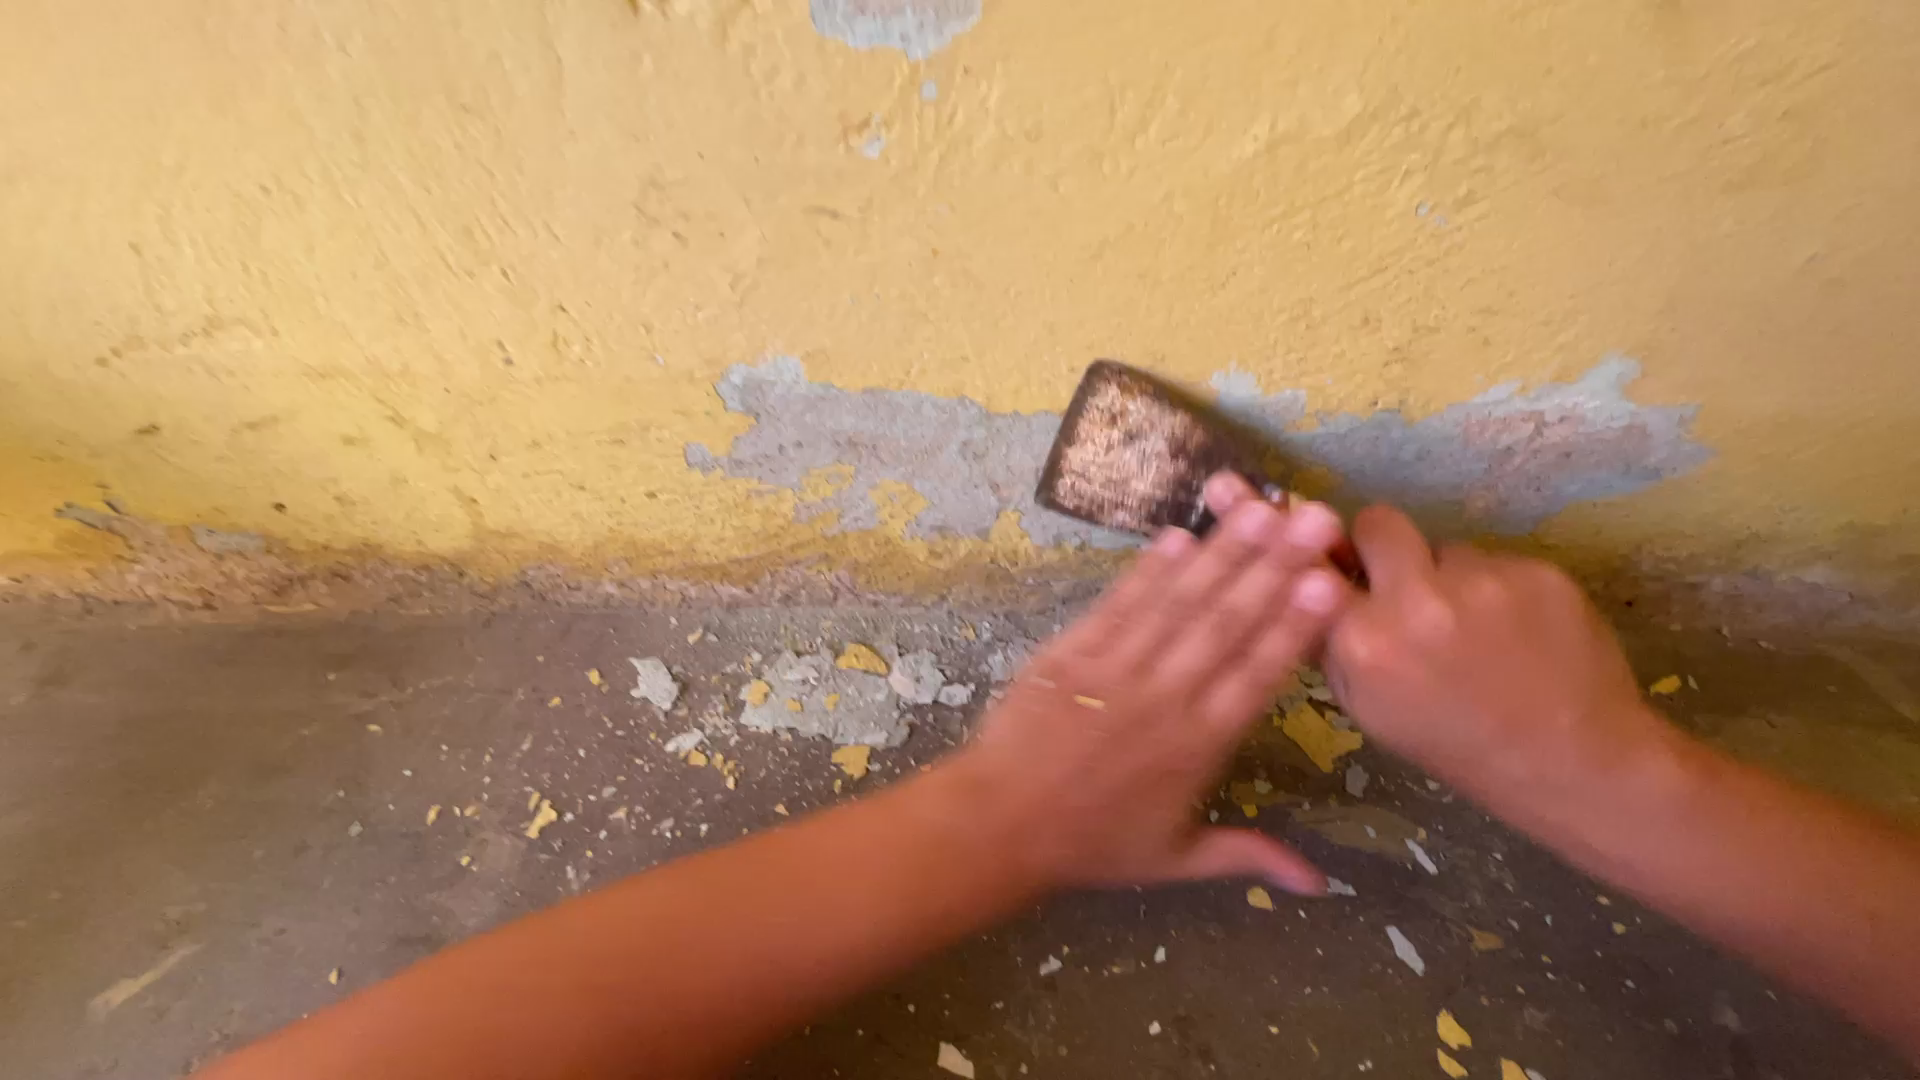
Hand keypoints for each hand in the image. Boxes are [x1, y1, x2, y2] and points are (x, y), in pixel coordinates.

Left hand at [949, 474, 1353, 894]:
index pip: (1256, 676)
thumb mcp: (1173, 860)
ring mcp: (1113, 669)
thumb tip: (1321, 885)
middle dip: (1271, 569)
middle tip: (1311, 519)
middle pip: (1224, 625)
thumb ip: (1248, 855)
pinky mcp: (1070, 652)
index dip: (1293, 629)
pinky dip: (1146, 571)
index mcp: (1197, 746)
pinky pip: (1116, 606)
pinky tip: (1176, 536)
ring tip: (1257, 510)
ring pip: (1175, 604)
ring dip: (1219, 555)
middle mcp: (1163, 698)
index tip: (1328, 584)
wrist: (1000, 822)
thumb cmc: (1089, 841)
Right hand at [1323, 505, 1674, 822]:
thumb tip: (1310, 593)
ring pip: (1446, 549)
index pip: (1318, 562)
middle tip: (1401, 575)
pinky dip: (1498, 589)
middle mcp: (1416, 599)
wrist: (1571, 763)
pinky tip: (1517, 632)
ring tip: (1475, 627)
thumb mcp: (1364, 708)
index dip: (1327, 562)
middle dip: (1382, 543)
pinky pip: (1497, 562)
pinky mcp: (1538, 571)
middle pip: (1378, 522)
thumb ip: (1331, 645)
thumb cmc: (1451, 743)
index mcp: (1364, 639)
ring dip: (1448, 576)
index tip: (1338, 569)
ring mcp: (1482, 580)